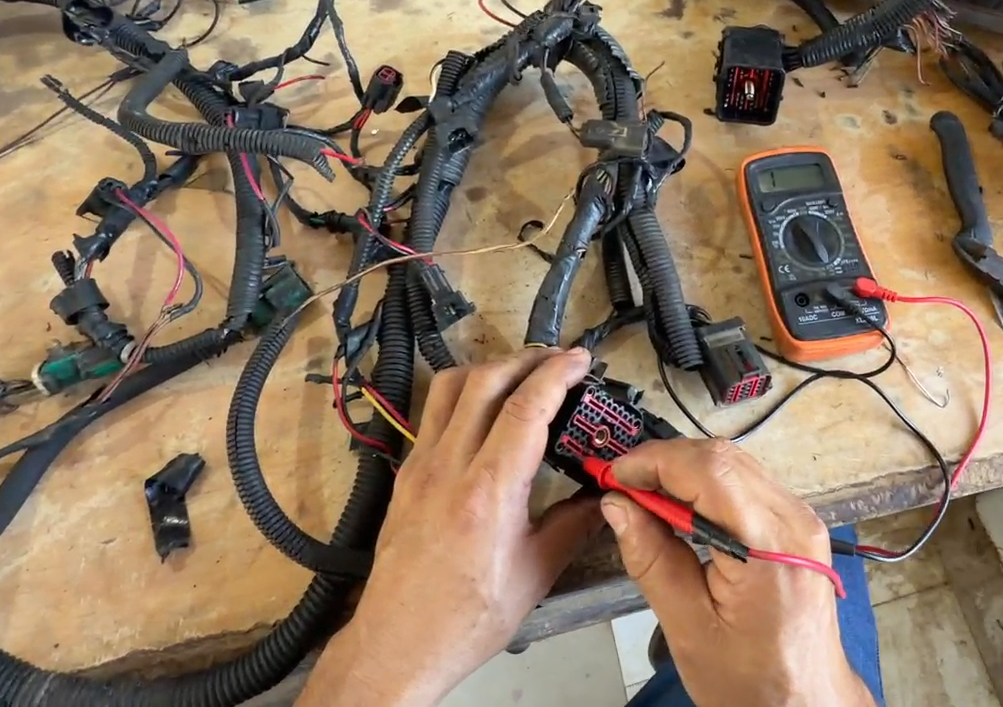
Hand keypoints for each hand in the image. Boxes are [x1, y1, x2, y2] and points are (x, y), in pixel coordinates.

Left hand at [302, 347, 601, 706]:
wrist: (396, 644)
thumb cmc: (467, 617)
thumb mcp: (535, 573)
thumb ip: (575, 523)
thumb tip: (605, 492)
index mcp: (487, 492)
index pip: (525, 408)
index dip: (557, 373)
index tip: (580, 359)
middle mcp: (449, 466)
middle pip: (486, 381)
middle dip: (529, 359)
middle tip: (561, 360)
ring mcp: (421, 464)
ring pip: (451, 385)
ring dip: (493, 367)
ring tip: (524, 371)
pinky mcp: (406, 470)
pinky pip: (434, 409)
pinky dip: (466, 390)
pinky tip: (487, 405)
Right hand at [603, 439, 874, 706]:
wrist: (810, 705)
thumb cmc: (750, 681)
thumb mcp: (689, 629)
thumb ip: (652, 560)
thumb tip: (616, 504)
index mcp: (770, 547)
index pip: (710, 472)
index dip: (656, 461)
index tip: (615, 474)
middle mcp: (794, 518)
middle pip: (722, 458)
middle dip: (666, 461)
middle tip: (624, 485)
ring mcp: (801, 516)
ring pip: (733, 461)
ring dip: (684, 468)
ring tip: (645, 493)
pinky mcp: (798, 520)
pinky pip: (746, 479)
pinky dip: (706, 481)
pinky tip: (680, 502)